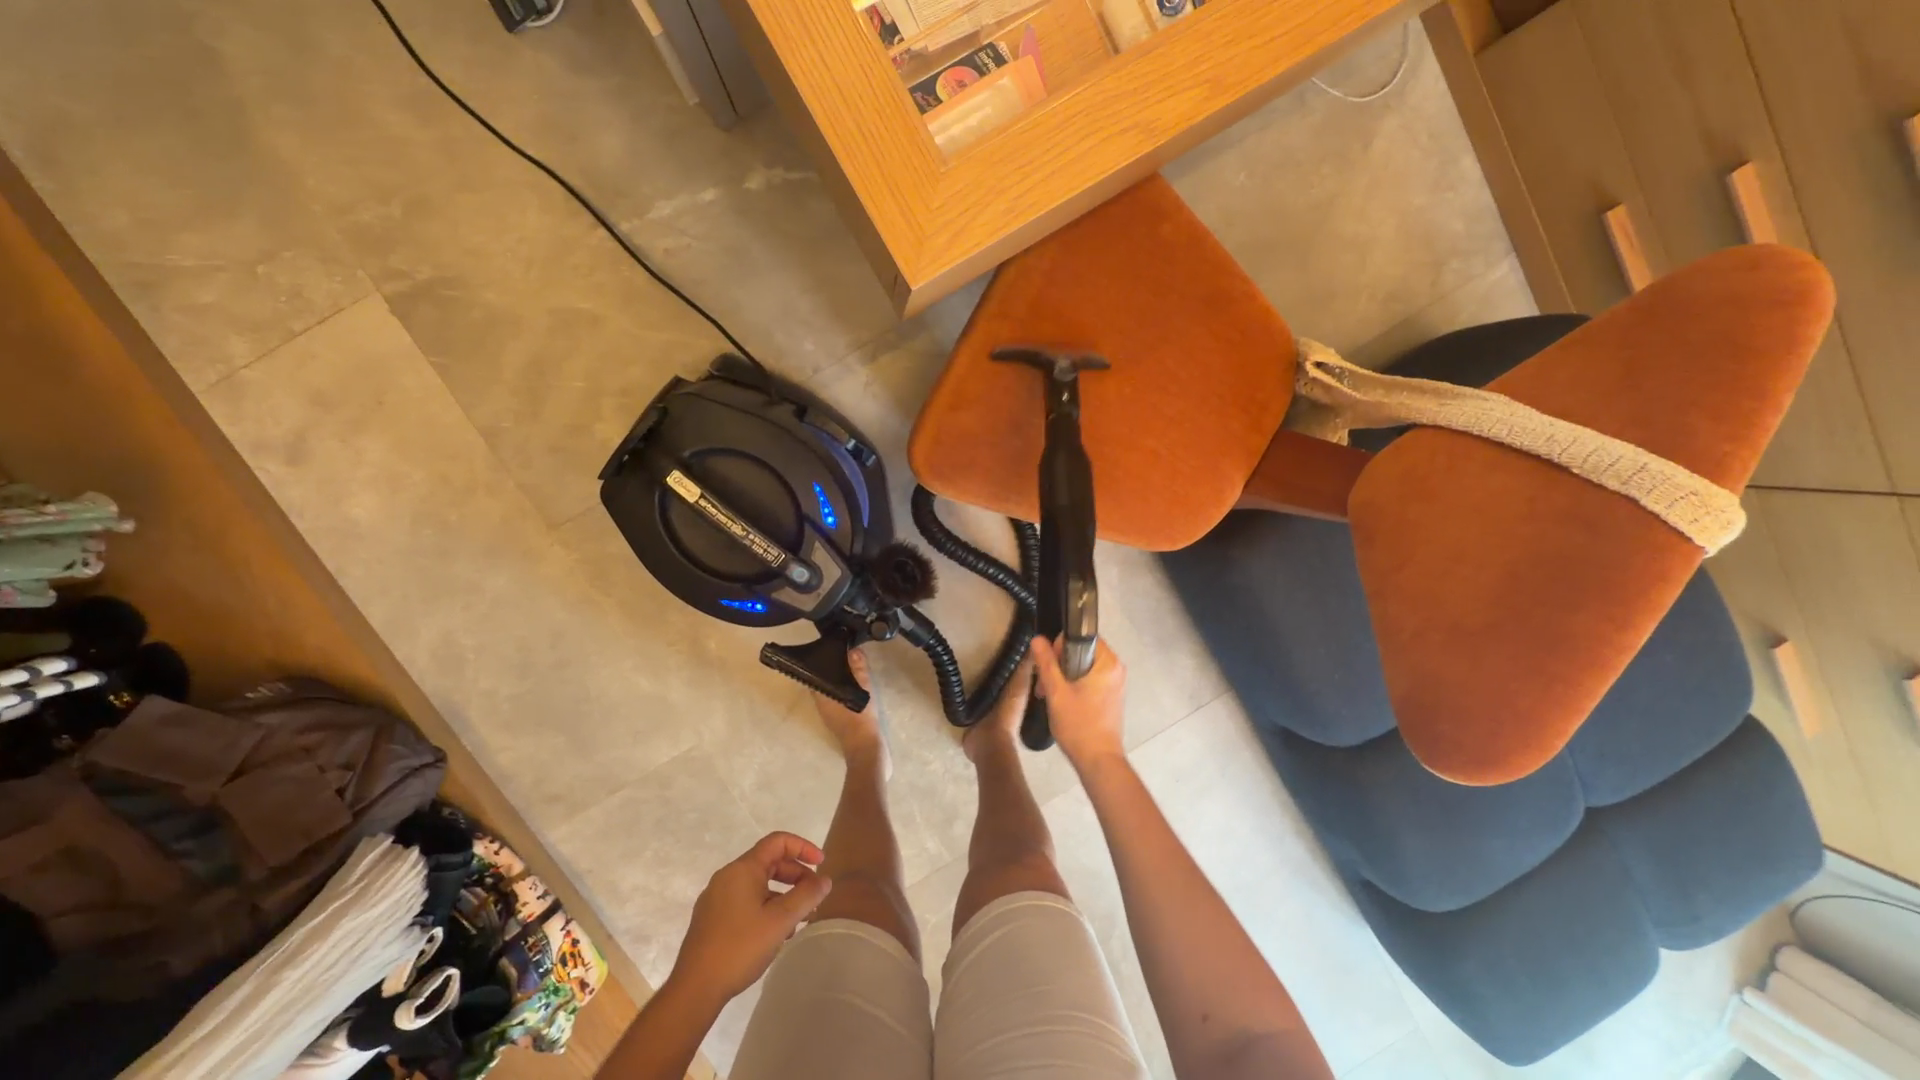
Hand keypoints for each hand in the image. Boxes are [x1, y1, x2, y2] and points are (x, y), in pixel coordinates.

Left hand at [666, 832, 833, 1003]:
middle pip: (769, 863)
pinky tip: (776, 933)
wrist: (696, 987)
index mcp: (742, 870)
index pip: (778, 842)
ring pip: (758, 885)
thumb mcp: (780, 921)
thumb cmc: (740, 947)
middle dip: (796, 875)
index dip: (803, 848)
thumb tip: (824, 880)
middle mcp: (727, 877)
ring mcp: (717, 898)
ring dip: (783, 895)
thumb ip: (806, 896)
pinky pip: (746, 901)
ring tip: (800, 919)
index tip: (821, 865)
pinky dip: (766, 907)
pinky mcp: (712, 919)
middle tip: (814, 897)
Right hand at [1031, 636, 1126, 770]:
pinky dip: (1074, 686)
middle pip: (1081, 652)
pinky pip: (1089, 680)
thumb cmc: (1078, 724)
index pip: (1081, 636)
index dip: (1060, 647)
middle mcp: (1116, 668)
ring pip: (1082, 667)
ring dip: (1063, 677)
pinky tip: (1061, 703)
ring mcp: (1115, 683)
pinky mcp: (1111, 696)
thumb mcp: (1056, 692)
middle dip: (1058, 665)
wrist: (1098, 760)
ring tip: (1047, 697)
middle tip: (1043, 686)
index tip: (1048, 667)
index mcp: (1107, 662)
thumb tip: (1037, 639)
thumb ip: (1046, 662)